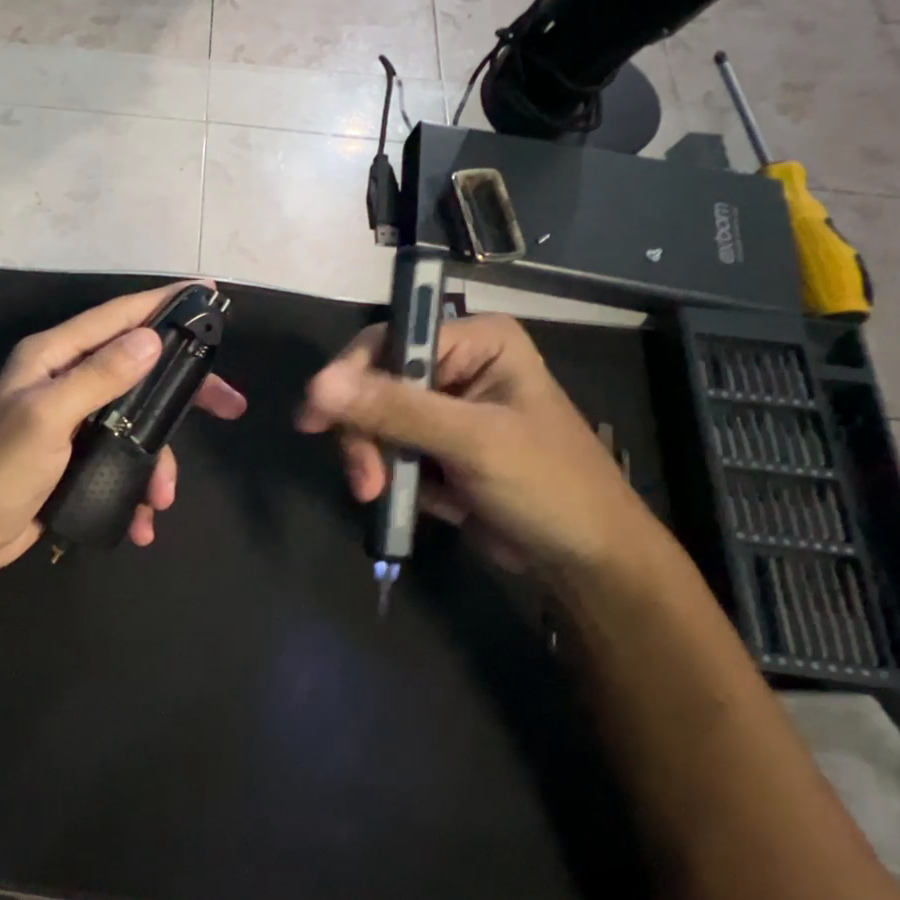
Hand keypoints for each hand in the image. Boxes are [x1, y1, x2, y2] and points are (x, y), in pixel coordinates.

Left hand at [0, 283, 246, 599]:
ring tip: (163, 498)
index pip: (116, 317)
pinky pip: (122, 460)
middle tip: (230, 405)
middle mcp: (63, 380)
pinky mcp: (75, 458)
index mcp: (50, 357)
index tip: (210, 293)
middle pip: (138, 369)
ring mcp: (70, 421)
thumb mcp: (46, 419)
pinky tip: (142, 519)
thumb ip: (98, 377)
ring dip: (157, 459)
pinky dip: (137, 487)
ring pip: (136, 423)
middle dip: (183, 391)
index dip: (162, 303)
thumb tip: (150, 338)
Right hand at [296, 314, 670, 580]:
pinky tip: (413, 499)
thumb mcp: (471, 443)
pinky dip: (390, 476)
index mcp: (477, 341)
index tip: (316, 423)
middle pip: (370, 383)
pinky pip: (387, 449)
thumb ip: (394, 409)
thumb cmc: (547, 487)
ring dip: (372, 460)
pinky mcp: (435, 445)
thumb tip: (315, 385)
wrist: (584, 559)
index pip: (387, 340)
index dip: (347, 378)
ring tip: (380, 496)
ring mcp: (444, 407)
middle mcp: (457, 364)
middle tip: (365, 481)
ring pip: (371, 420)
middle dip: (362, 434)